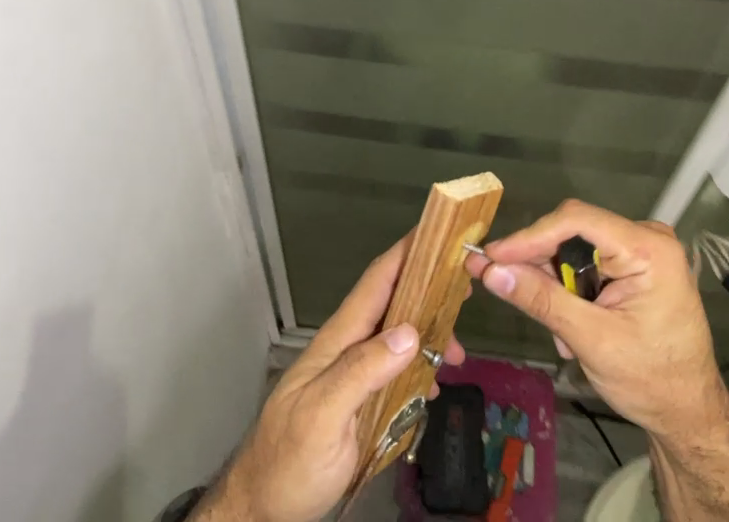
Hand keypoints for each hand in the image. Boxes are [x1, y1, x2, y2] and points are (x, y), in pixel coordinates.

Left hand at [196, 237, 464, 521]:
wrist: (261, 505)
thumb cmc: (288, 459)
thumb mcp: (323, 415)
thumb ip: (361, 372)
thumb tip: (410, 331)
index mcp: (338, 341)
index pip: (376, 283)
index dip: (405, 253)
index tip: (438, 232)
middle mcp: (348, 350)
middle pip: (393, 305)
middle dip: (429, 290)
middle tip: (466, 290)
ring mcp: (353, 376)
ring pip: (398, 340)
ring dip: (431, 337)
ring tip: (460, 352)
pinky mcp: (359, 404)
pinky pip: (396, 373)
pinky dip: (421, 371)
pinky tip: (434, 387)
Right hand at [469, 200, 725, 440]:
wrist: (688, 414)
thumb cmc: (651, 380)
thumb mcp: (590, 340)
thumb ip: (540, 300)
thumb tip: (491, 271)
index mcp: (648, 249)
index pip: (575, 220)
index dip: (529, 236)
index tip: (490, 257)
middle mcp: (646, 238)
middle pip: (572, 233)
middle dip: (542, 267)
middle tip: (511, 293)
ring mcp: (642, 251)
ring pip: (574, 250)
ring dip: (557, 287)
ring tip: (560, 334)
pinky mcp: (636, 266)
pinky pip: (587, 264)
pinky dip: (572, 293)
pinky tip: (572, 328)